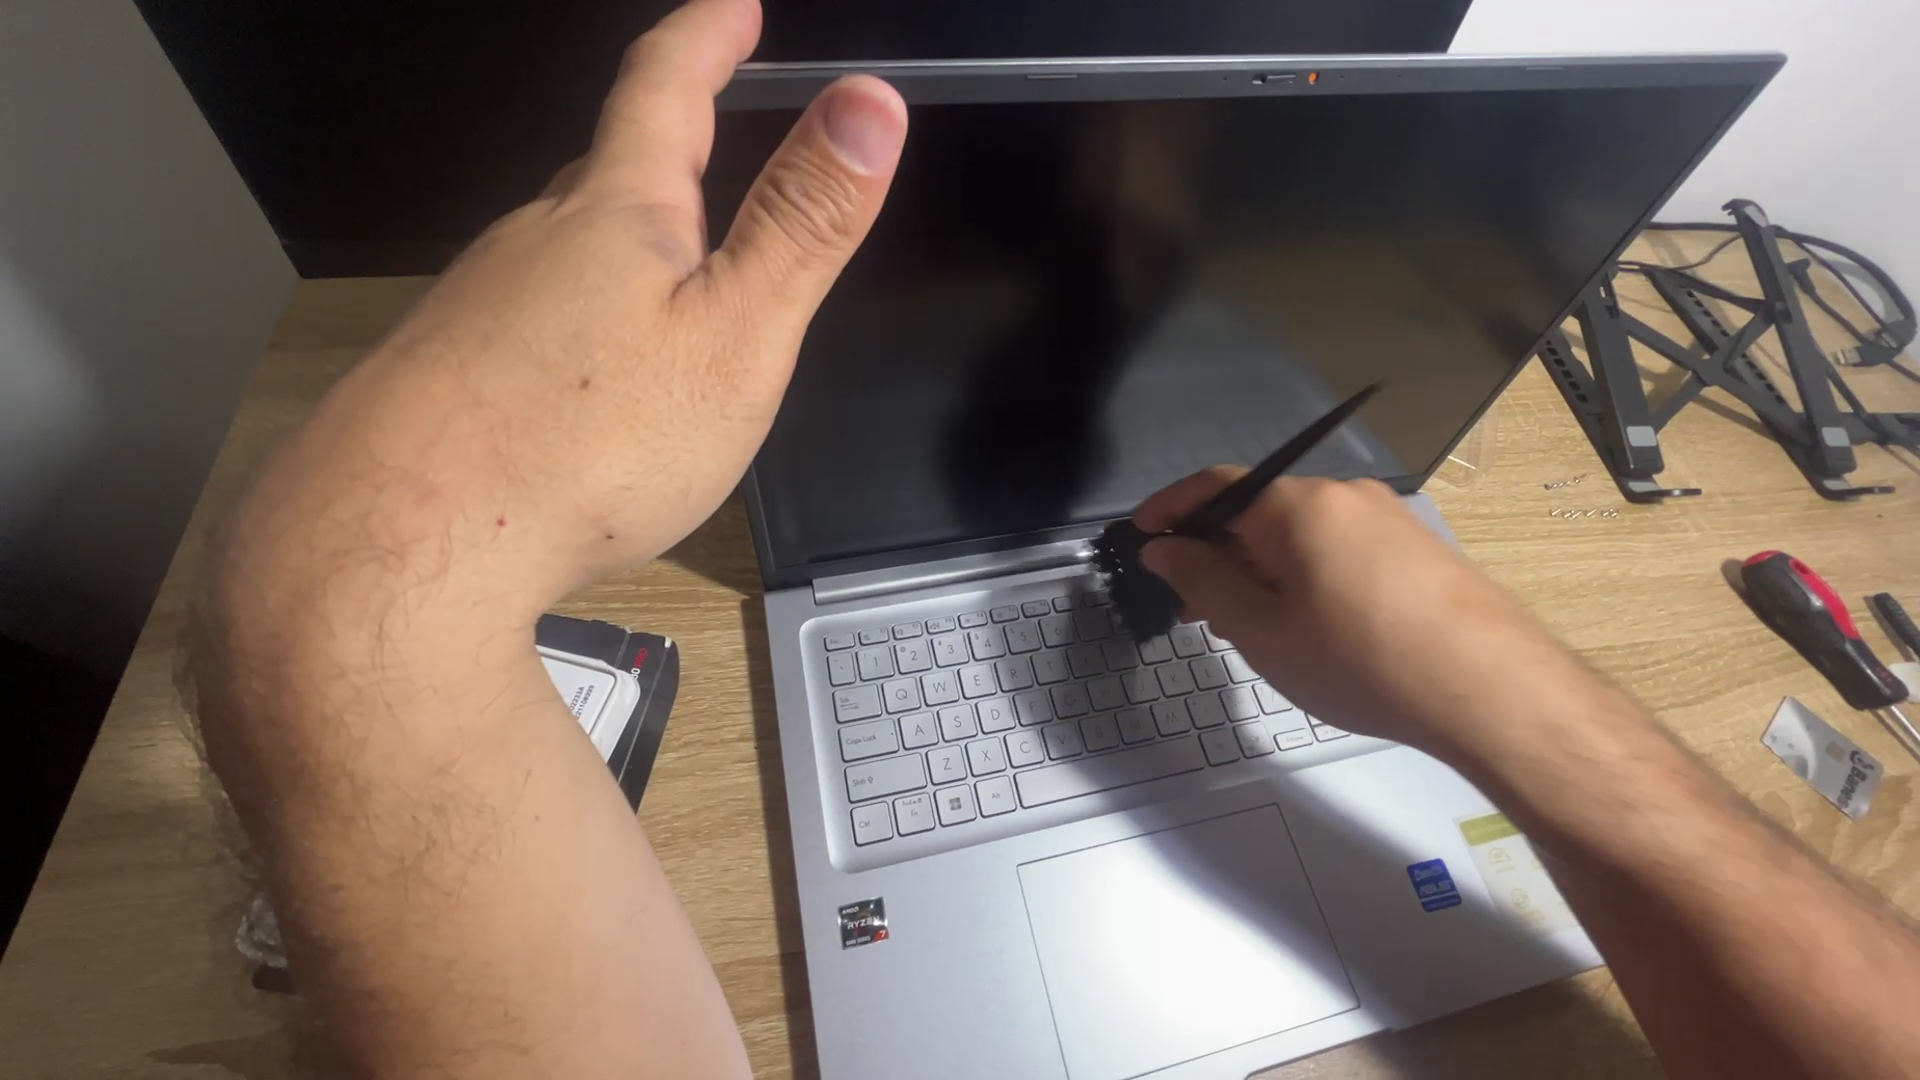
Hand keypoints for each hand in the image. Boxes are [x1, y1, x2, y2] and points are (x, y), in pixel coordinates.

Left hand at [226, 0, 906, 620]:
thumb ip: (803, 225)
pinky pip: (535, 320)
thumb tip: (870, 104)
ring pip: (568, 248)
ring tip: (669, 268)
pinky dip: (581, 320)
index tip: (738, 7)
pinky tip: (593, 374)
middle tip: (709, 130)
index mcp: (617, 217)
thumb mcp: (737, 335)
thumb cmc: (597, 442)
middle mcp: (536, 240)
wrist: (417, 543)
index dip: (706, 37)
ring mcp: (484, 306)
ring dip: (622, 240)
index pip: (662, 89)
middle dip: (664, 142)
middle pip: (606, 169)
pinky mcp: (457, 373)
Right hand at [1136, 469, 1593, 758]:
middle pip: (1257, 513)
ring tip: (1246, 627)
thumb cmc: (1360, 660)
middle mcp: (1344, 496)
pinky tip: (1303, 626)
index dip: (1170, 508)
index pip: (1215, 486)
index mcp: (1298, 505)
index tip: (1141, 535)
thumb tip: (1162, 549)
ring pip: (1297, 536)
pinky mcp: (1415, 549)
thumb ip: (1202, 581)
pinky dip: (1300, 577)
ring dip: (1257, 571)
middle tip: (1193, 608)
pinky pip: (1335, 550)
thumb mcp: (1261, 629)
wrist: (1498, 695)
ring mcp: (1386, 519)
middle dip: (1215, 555)